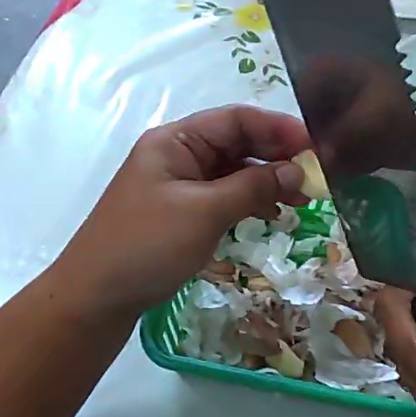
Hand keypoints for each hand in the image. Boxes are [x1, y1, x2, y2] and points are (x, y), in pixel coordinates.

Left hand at [56, 106, 311, 315]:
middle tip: (318, 179)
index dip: (279, 129)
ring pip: (231, 172)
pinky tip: (271, 215)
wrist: (96, 296)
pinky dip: (247, 202)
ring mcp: (176, 185)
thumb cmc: (146, 246)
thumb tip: (298, 170)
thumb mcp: (203, 213)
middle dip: (277, 156)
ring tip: (302, 201)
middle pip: (235, 143)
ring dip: (265, 181)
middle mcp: (176, 155)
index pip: (235, 119)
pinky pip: (221, 197)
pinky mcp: (178, 213)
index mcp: (175, 140)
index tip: (319, 148)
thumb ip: (252, 187)